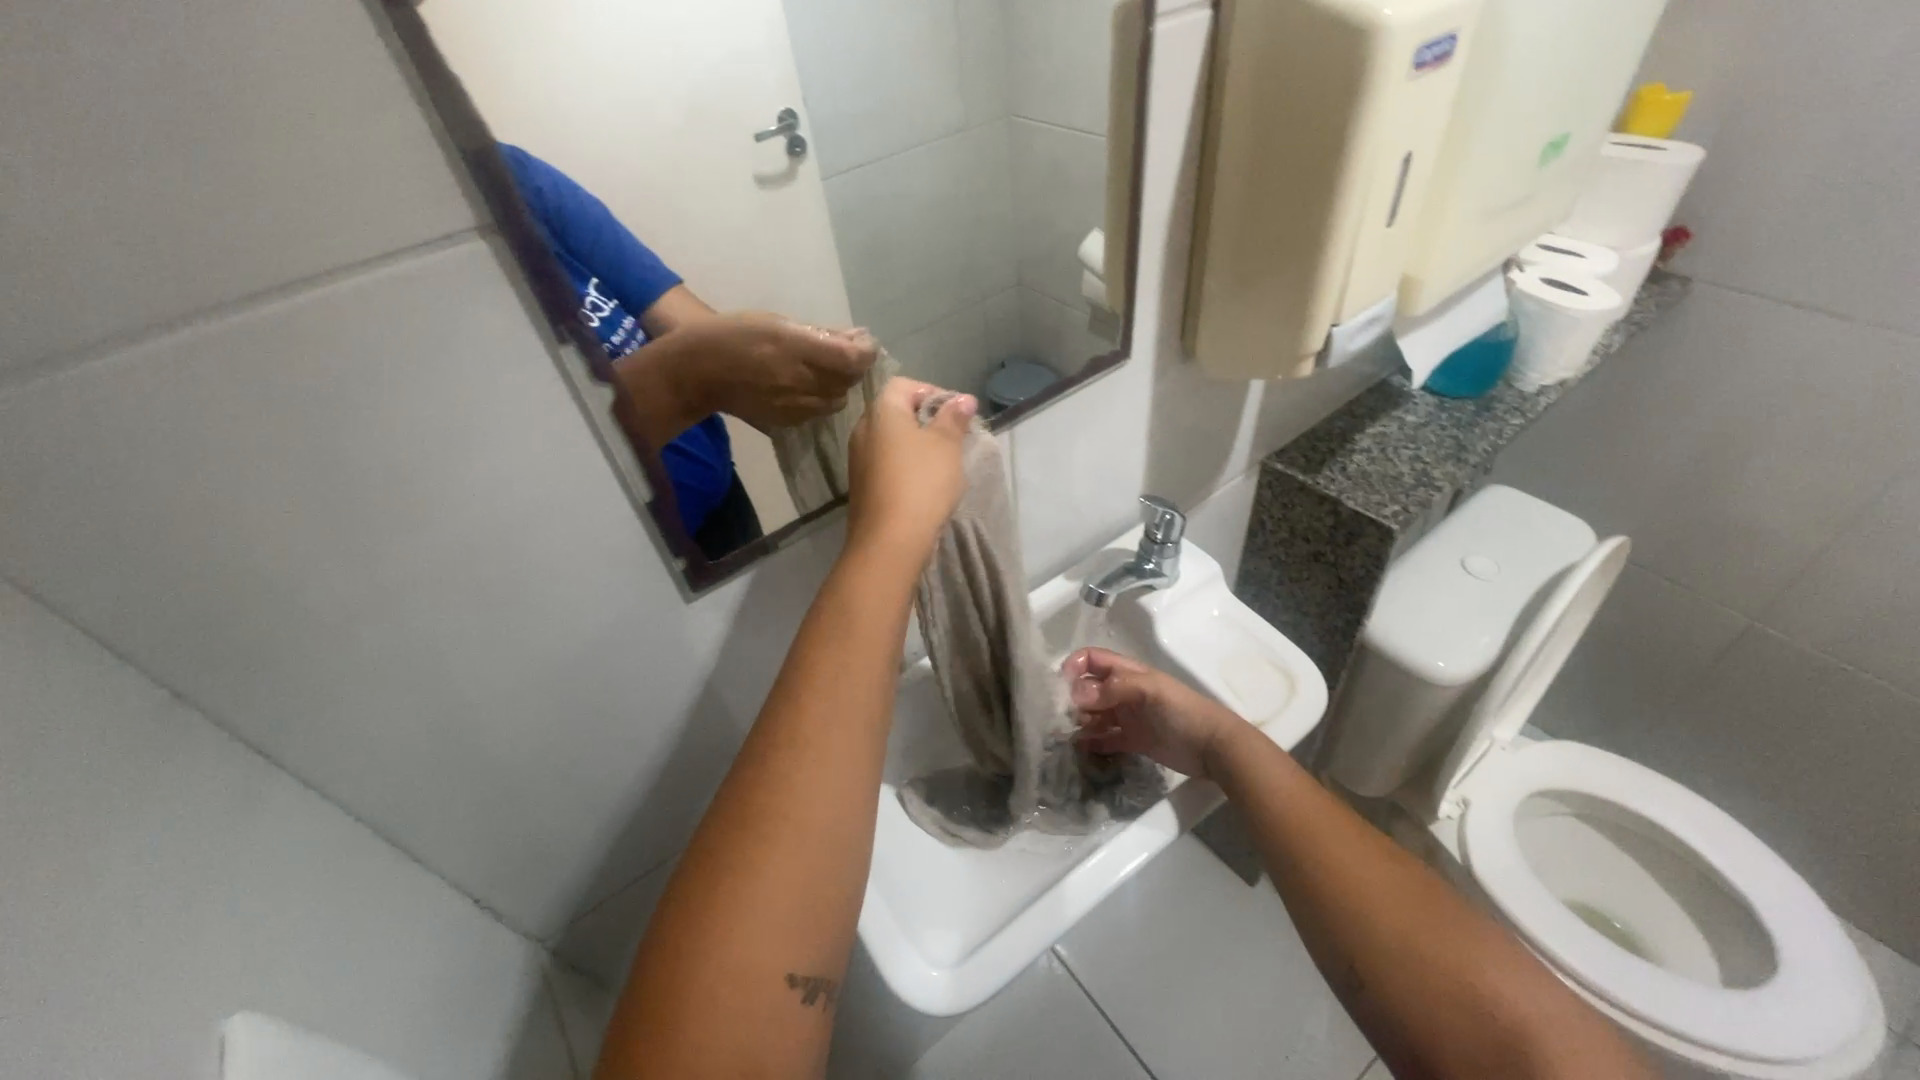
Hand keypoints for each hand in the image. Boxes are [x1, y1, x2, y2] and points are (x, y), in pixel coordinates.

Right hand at [677, 315, 877, 431]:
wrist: (699, 372)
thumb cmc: (736, 335)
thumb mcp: (777, 322)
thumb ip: (818, 333)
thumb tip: (854, 338)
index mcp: (795, 347)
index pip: (850, 357)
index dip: (867, 351)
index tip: (866, 344)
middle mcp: (798, 379)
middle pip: (848, 380)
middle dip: (854, 367)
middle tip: (847, 355)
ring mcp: (793, 404)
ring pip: (837, 400)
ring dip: (840, 385)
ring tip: (828, 371)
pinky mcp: (786, 421)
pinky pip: (819, 412)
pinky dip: (823, 400)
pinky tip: (810, 387)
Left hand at [845, 377, 975, 558]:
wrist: (889, 540)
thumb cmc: (921, 482)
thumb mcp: (946, 445)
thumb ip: (954, 418)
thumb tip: (963, 399)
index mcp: (881, 411)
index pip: (903, 384)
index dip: (932, 391)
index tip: (956, 413)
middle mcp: (862, 430)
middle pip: (895, 412)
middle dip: (926, 420)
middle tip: (953, 437)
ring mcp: (858, 460)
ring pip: (890, 441)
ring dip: (916, 446)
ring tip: (942, 463)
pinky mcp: (861, 487)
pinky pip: (885, 465)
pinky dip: (904, 467)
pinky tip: (924, 485)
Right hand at [1064, 649, 1250, 779]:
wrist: (1214, 747)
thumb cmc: (1183, 711)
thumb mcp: (1150, 691)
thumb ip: (1114, 688)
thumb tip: (1076, 695)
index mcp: (1128, 673)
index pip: (1092, 660)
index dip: (1074, 667)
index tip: (1060, 686)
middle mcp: (1124, 692)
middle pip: (1088, 688)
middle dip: (1071, 698)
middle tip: (1059, 716)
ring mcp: (1128, 717)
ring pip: (1094, 714)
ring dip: (1078, 721)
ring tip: (1065, 734)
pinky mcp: (1132, 741)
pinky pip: (1104, 739)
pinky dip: (1090, 742)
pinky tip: (1078, 748)